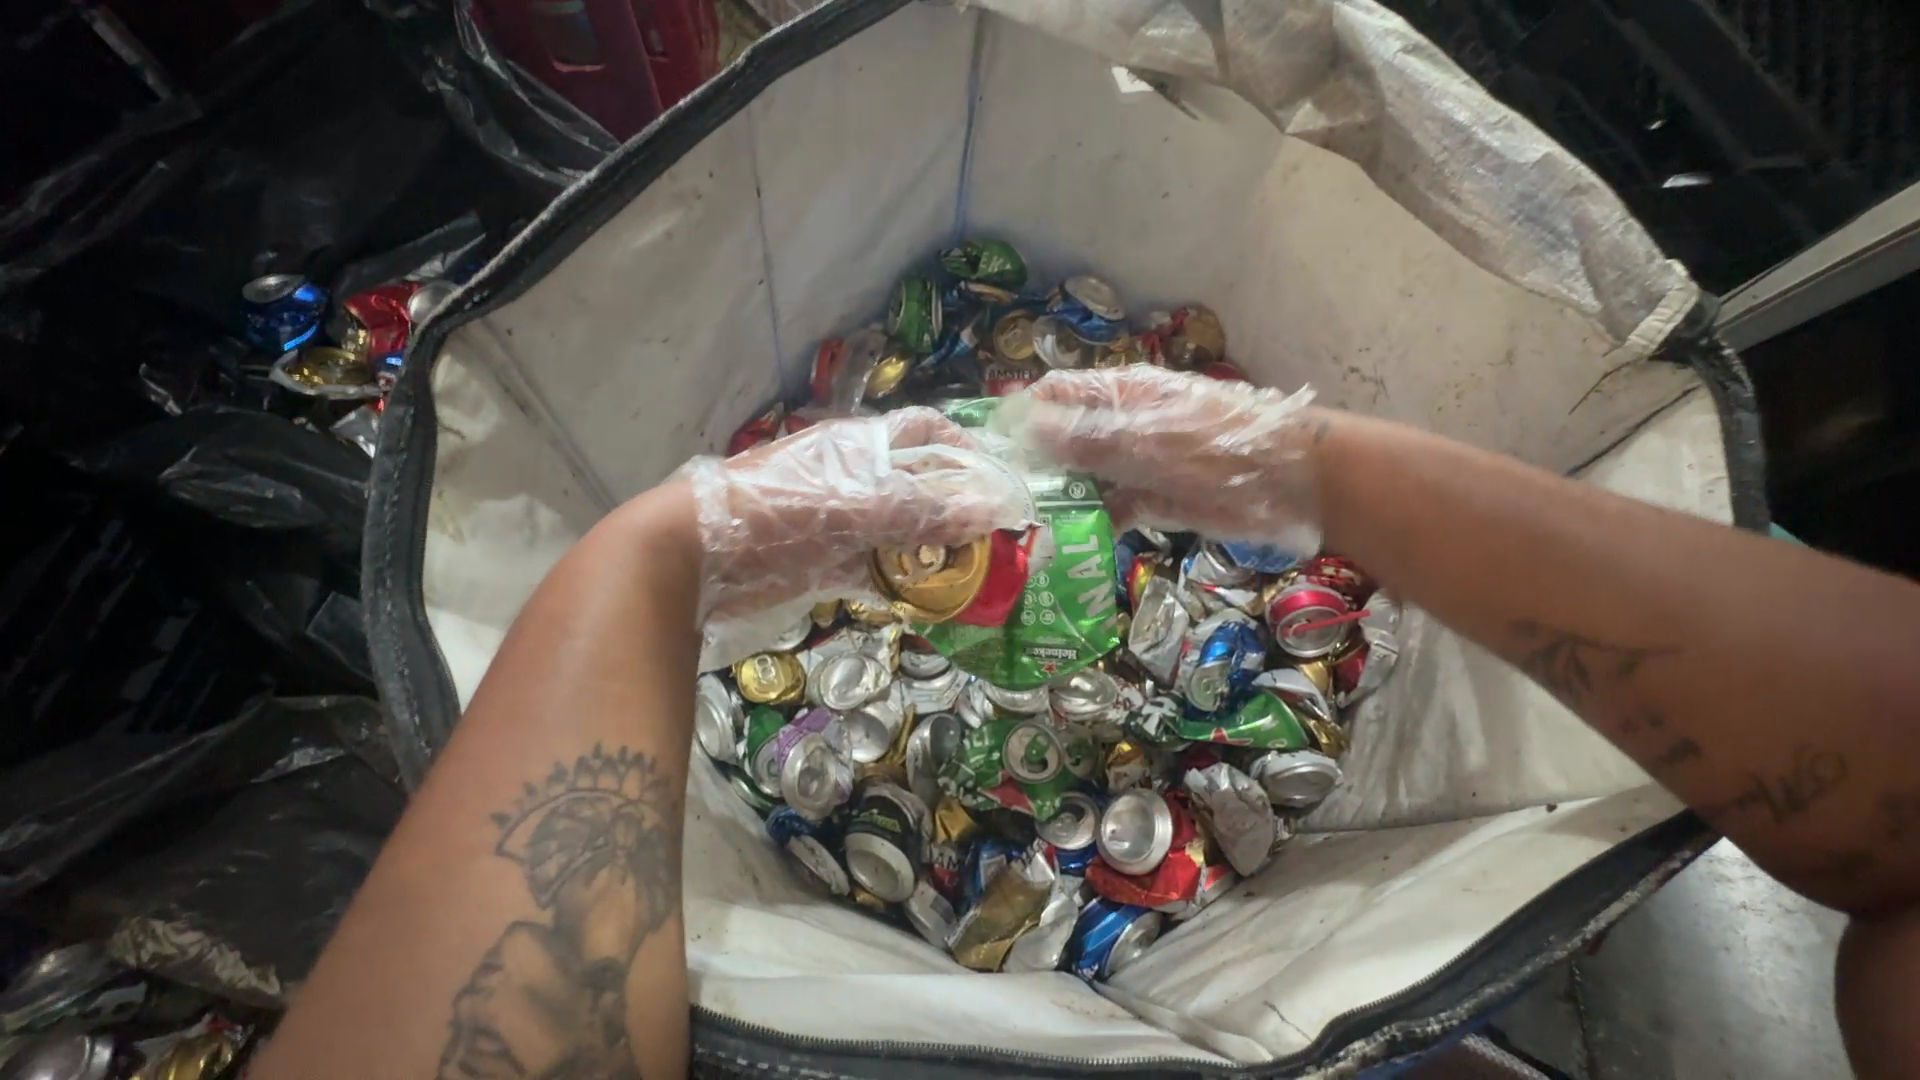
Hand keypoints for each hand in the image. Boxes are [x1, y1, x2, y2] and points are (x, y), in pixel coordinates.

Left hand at [678, 407, 1027, 641]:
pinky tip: (926, 600)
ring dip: (933, 554)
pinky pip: (874, 568)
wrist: (698, 552)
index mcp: (864, 446)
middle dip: (957, 513)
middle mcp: (857, 478)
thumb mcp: (858, 504)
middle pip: (920, 488)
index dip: (964, 451)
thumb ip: (924, 510)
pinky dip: (899, 582)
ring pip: (901, 533)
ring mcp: (841, 521)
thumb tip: (991, 512)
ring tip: (969, 579)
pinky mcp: (825, 560)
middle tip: (992, 546)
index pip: (926, 433)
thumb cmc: (782, 508)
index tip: (994, 486)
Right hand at [1010, 367, 1323, 551]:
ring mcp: (1132, 464)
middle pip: (1059, 440)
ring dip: (1054, 500)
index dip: (1017, 416)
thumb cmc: (1218, 447)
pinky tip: (1061, 547)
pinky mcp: (1150, 499)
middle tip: (989, 503)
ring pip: (1079, 479)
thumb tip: (1023, 426)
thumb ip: (1086, 436)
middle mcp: (1116, 426)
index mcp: (1116, 394)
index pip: (1052, 394)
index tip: (984, 451)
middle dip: (1028, 465)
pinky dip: (1087, 525)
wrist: (1292, 482)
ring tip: (1015, 531)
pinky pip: (1107, 510)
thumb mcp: (1148, 439)